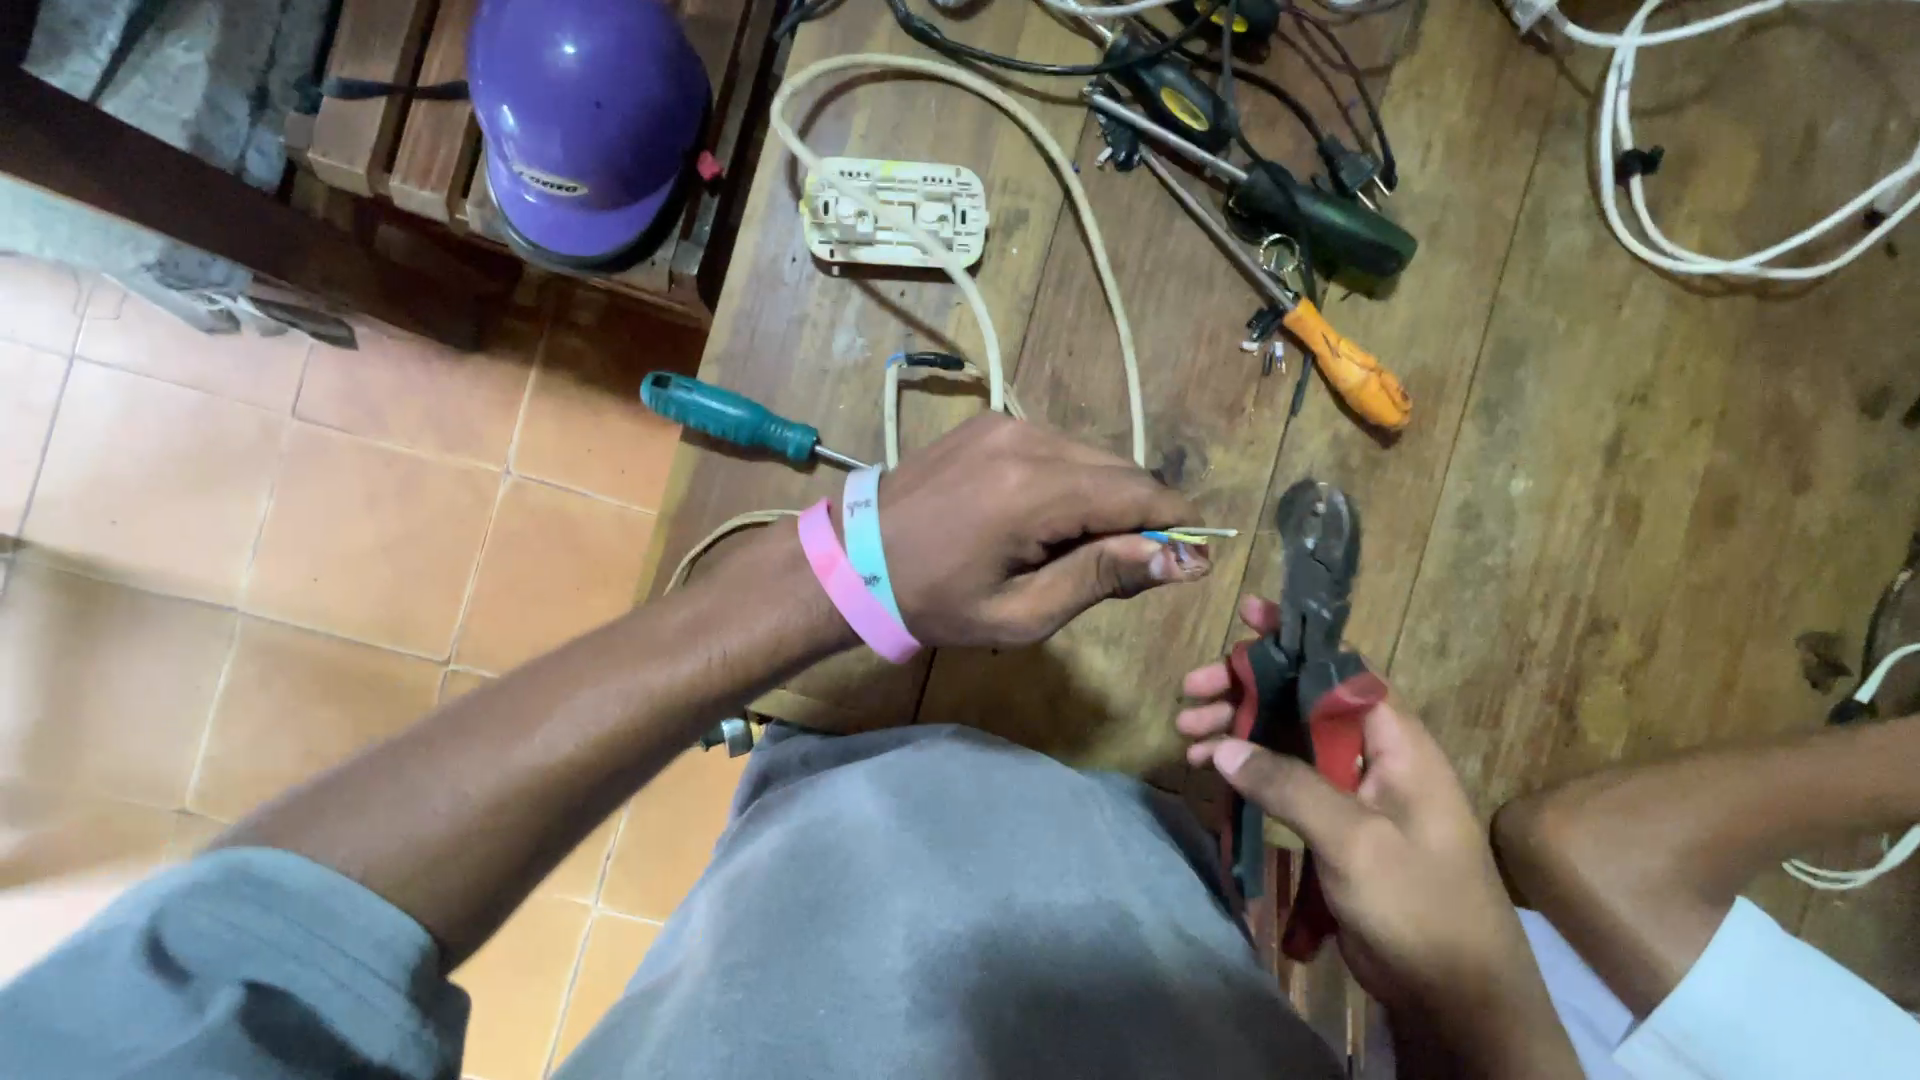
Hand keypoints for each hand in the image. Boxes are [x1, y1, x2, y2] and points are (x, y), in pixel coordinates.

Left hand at [858, 413, 1209, 647]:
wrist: (855, 559)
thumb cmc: (936, 601)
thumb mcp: (1021, 613)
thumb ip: (1101, 577)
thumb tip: (1179, 557)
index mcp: (1033, 490)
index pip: (1139, 493)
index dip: (1176, 523)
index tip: (1190, 556)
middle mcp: (1027, 438)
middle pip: (1119, 471)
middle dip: (1136, 515)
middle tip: (1116, 566)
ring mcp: (1006, 423)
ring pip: (1091, 457)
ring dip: (1101, 498)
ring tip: (1065, 546)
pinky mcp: (990, 421)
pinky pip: (1057, 448)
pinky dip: (1068, 481)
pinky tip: (1039, 517)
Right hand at [1177, 597, 1577, 1074]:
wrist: (1456, 999)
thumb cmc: (1420, 906)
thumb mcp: (1355, 839)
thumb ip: (1289, 785)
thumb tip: (1223, 747)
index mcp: (1398, 743)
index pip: (1342, 670)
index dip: (1294, 641)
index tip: (1245, 618)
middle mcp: (1374, 756)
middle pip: (1301, 701)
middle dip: (1245, 691)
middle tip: (1191, 693)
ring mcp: (1352, 791)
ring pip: (1285, 739)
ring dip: (1237, 732)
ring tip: (1185, 736)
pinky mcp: (1333, 824)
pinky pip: (1283, 780)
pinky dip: (1247, 772)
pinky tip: (1211, 774)